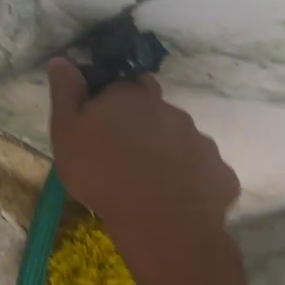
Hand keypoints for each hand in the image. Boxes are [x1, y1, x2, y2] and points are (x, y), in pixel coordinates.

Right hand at [46, 58, 241, 284]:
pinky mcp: (222, 174)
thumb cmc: (101, 171)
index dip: (113, 96)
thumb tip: (62, 59)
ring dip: (164, 150)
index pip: (126, 82)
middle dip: (140, 123)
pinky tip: (171, 195)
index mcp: (132, 96)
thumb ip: (65, 92)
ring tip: (144, 178)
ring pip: (178, 140)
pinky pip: (200, 169)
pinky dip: (187, 177)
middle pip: (155, 110)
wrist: (161, 225)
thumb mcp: (65, 130)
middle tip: (118, 150)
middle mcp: (172, 112)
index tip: (99, 117)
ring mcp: (202, 143)